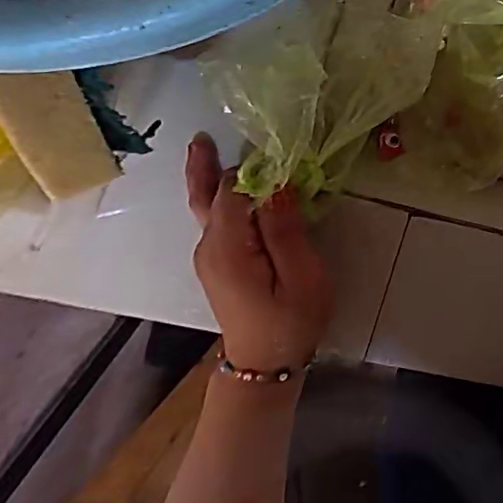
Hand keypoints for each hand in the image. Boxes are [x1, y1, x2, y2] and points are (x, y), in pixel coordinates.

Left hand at [184, 133, 332, 373]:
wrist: (265, 367)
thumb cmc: (291, 321)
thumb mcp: (302, 275)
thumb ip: (285, 228)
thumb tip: (276, 184)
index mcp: (228, 247)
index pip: (232, 191)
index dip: (254, 168)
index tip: (277, 151)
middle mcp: (209, 246)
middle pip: (204, 196)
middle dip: (205, 165)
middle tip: (201, 135)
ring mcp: (210, 256)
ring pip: (207, 208)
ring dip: (213, 179)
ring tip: (209, 148)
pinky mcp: (218, 263)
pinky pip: (216, 221)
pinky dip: (224, 199)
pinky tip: (236, 189)